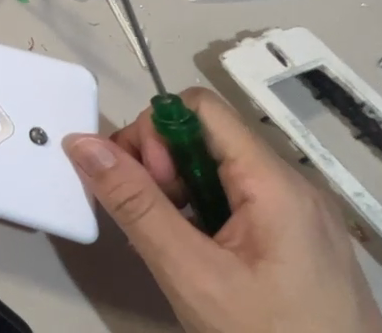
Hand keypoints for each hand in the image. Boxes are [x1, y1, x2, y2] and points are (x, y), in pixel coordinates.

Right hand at [63, 88, 381, 332]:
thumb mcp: (191, 273)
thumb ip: (134, 203)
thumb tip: (80, 142)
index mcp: (275, 185)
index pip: (197, 107)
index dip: (156, 131)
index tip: (148, 182)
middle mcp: (293, 187)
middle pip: (203, 134)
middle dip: (159, 163)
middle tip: (152, 217)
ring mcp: (300, 216)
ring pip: (214, 167)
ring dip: (175, 190)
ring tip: (172, 242)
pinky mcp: (299, 241)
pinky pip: (234, 198)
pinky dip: (200, 211)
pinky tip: (196, 255)